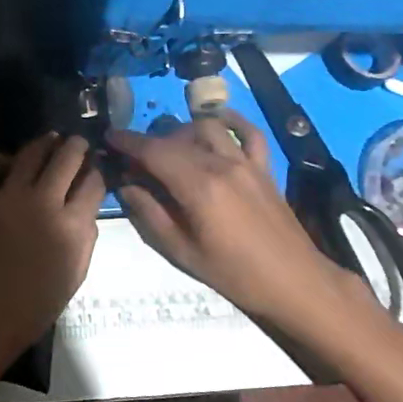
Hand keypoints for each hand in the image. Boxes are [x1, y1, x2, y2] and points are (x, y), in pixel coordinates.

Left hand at [0, 132, 106, 353]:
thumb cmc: (39, 300)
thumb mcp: (79, 270)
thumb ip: (88, 232)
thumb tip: (87, 202)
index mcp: (72, 226)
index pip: (93, 182)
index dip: (98, 172)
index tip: (95, 171)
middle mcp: (44, 203)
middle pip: (67, 158)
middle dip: (77, 146)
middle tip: (78, 144)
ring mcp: (9, 199)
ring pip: (31, 153)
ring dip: (45, 142)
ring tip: (50, 141)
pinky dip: (0, 158)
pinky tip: (9, 162)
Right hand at [107, 115, 368, 330]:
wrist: (293, 280)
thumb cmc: (234, 274)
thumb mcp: (182, 252)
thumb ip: (150, 214)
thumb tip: (127, 186)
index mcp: (199, 186)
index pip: (154, 152)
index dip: (128, 142)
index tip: (109, 137)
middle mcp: (222, 164)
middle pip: (177, 137)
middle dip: (150, 140)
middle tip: (135, 158)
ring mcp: (247, 161)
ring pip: (208, 127)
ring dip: (183, 131)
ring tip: (169, 148)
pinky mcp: (264, 166)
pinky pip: (248, 131)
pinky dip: (230, 121)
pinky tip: (216, 123)